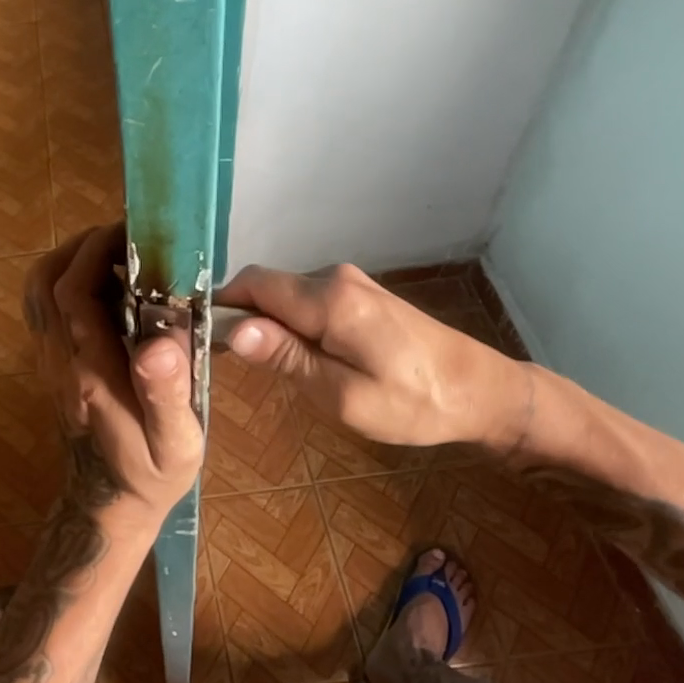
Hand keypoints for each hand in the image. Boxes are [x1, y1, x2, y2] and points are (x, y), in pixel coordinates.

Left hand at [24, 226, 205, 515]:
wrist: (108, 504)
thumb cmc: (150, 473)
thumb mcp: (175, 443)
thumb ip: (167, 395)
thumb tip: (159, 342)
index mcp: (91, 372)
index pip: (74, 293)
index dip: (98, 251)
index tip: (136, 232)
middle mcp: (60, 360)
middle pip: (45, 282)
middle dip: (82, 247)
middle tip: (128, 240)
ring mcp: (50, 362)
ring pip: (37, 293)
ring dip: (69, 261)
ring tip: (117, 258)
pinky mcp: (51, 365)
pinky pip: (44, 310)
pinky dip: (66, 282)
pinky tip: (107, 290)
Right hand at [215, 264, 531, 449]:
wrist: (481, 391)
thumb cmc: (413, 404)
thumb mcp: (342, 396)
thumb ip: (287, 358)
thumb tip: (234, 330)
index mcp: (330, 300)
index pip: (252, 285)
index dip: (220, 307)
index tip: (202, 340)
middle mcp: (335, 278)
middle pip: (266, 287)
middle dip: (243, 318)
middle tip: (236, 367)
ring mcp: (350, 282)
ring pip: (285, 294)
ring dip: (269, 324)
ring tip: (274, 369)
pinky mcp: (360, 294)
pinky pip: (307, 300)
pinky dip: (291, 322)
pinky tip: (302, 357)